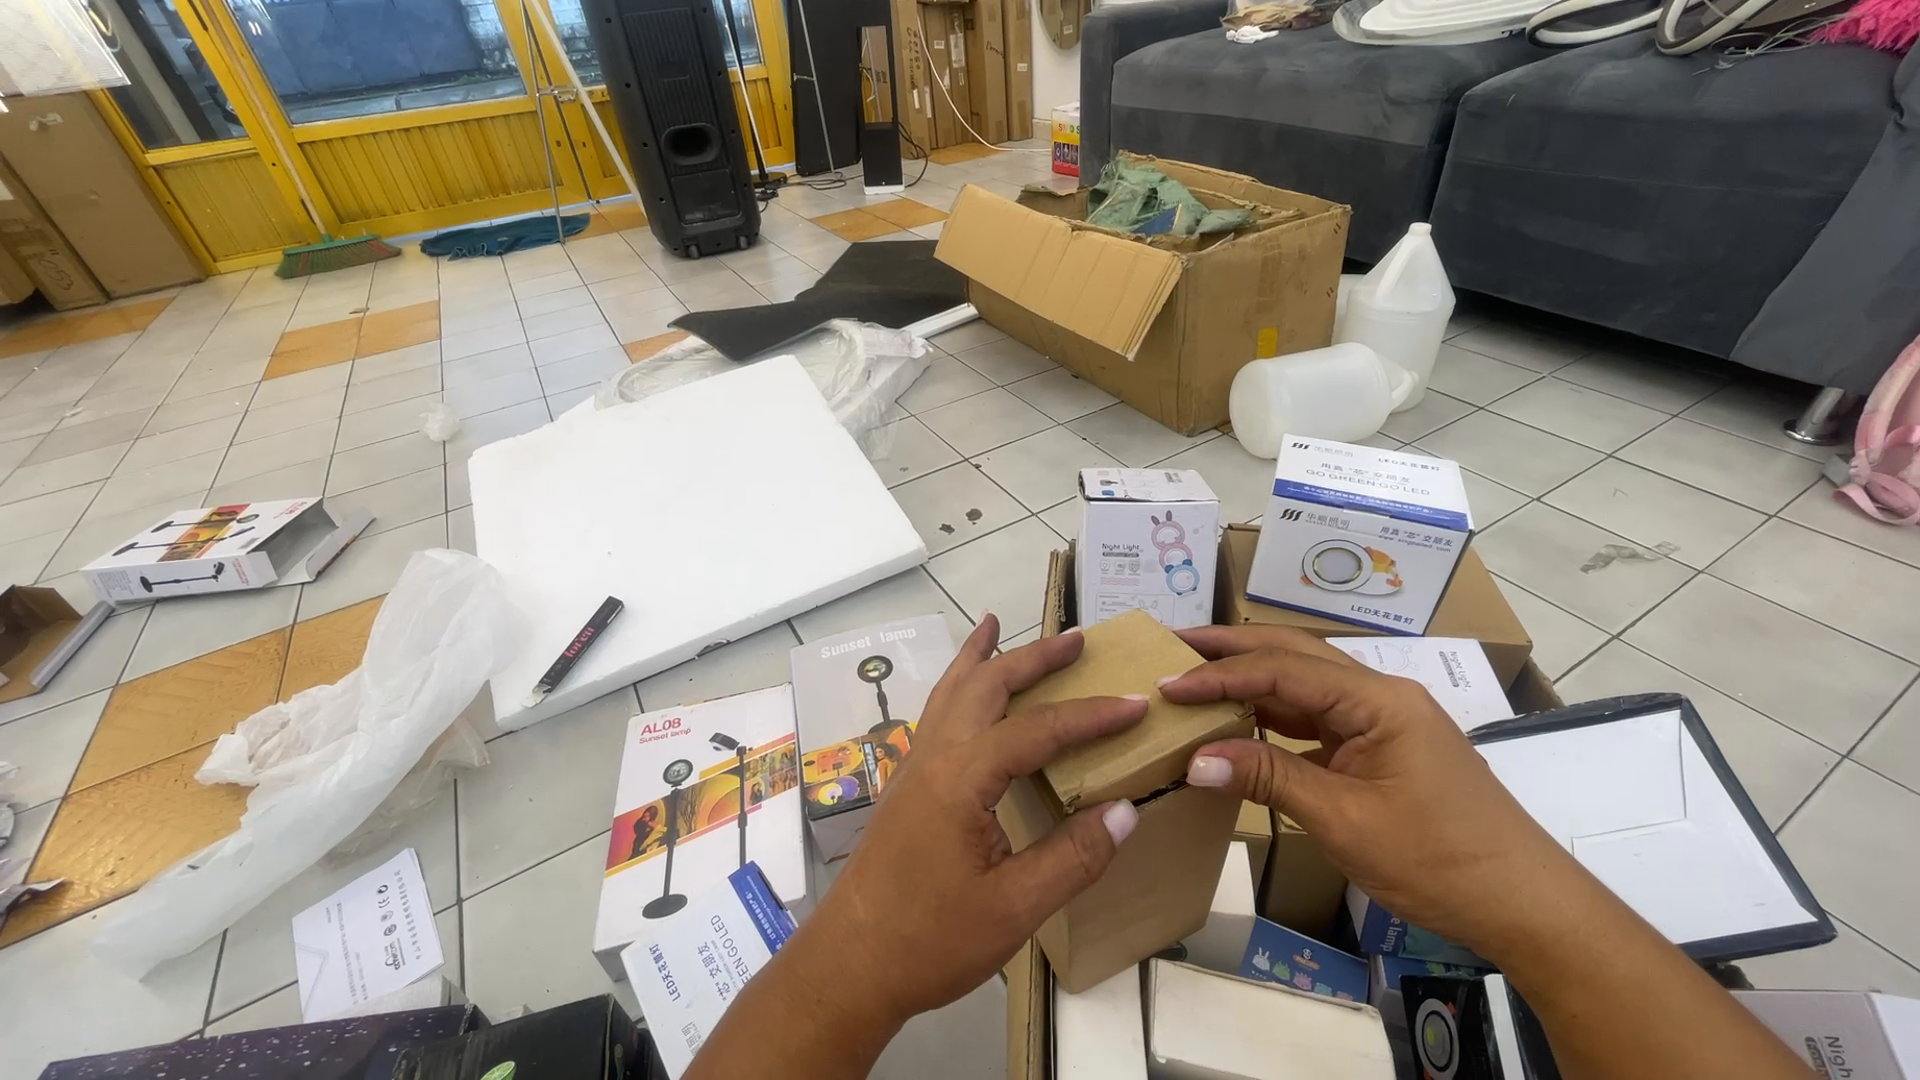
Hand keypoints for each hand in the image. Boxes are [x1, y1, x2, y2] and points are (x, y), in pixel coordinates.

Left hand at [804, 615, 1148, 1024]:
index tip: (1135, 705)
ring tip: (999, 625)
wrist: (849, 963)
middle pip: (985, 684)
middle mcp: (934, 755)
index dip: (1090, 717)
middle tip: (1076, 639)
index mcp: (961, 778)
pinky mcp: (905, 782)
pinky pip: (936, 713)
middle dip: (1033, 657)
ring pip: (951, 690)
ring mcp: (913, 765)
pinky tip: (964, 690)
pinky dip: (956, 684)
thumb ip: (1073, 858)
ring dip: (983, 657)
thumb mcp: (1014, 909)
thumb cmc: (929, 939)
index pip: (1037, 730)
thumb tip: (1127, 810)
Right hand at [1157, 625, 1582, 958]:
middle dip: (1233, 646)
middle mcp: (1380, 694)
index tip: (1169, 682)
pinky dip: (1273, 712)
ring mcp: (1383, 718)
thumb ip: (1268, 778)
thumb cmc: (1436, 860)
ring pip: (1305, 680)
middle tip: (1176, 642)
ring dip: (1252, 676)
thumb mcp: (1343, 820)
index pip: (1283, 670)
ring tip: (1198, 671)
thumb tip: (1195, 760)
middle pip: (1295, 653)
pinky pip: (1317, 715)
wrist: (1523, 904)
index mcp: (1378, 700)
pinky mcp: (1381, 744)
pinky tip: (1240, 717)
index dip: (1221, 675)